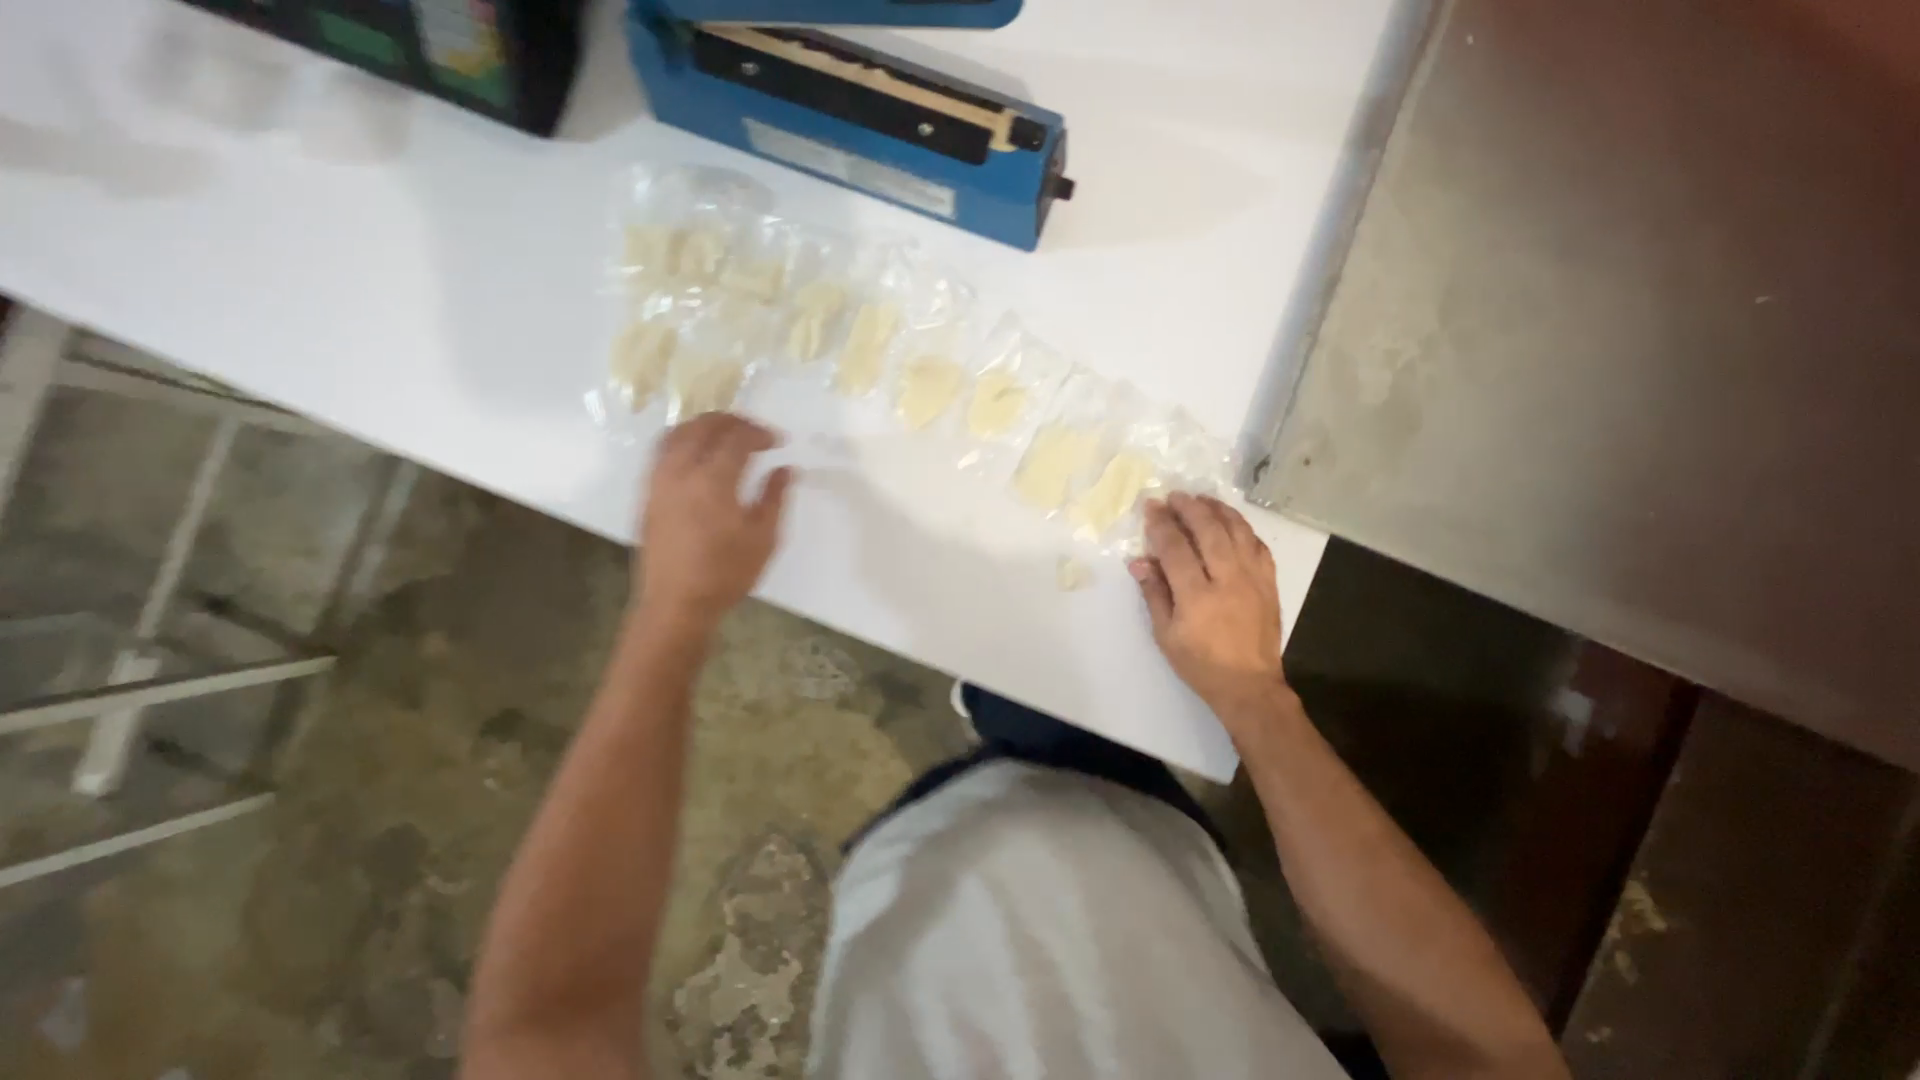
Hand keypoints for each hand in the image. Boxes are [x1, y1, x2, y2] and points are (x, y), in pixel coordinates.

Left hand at [635, 413, 793, 633]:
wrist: (676, 604)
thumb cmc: (726, 574)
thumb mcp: (764, 538)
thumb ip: (775, 497)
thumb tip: (784, 468)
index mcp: (713, 480)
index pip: (737, 437)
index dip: (761, 433)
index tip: (779, 442)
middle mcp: (681, 471)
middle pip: (704, 425)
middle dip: (733, 421)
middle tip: (755, 432)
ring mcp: (658, 480)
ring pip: (678, 433)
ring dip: (705, 426)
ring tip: (726, 436)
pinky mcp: (646, 493)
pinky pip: (662, 450)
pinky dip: (683, 440)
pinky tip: (698, 456)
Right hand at [1130, 493, 1288, 730]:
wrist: (1249, 685)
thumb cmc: (1201, 664)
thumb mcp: (1166, 635)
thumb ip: (1154, 593)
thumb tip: (1139, 561)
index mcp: (1197, 596)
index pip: (1176, 548)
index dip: (1161, 524)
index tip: (1151, 507)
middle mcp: (1228, 580)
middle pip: (1209, 530)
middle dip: (1189, 508)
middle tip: (1175, 496)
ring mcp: (1253, 579)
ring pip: (1238, 531)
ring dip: (1218, 510)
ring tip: (1202, 499)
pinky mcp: (1269, 583)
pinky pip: (1258, 545)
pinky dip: (1244, 529)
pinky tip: (1231, 523)